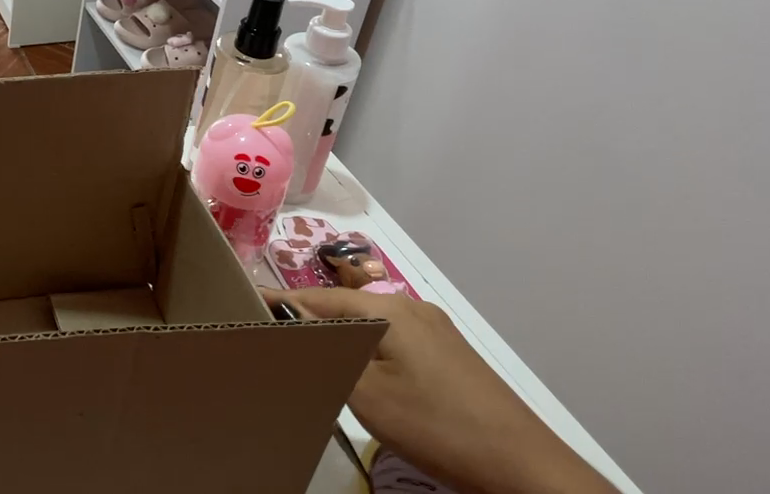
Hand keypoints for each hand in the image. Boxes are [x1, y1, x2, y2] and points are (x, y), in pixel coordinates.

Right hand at [261, 288, 615, 493]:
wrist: (528, 473)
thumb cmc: (437, 426)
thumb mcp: (364, 391)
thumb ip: (320, 347)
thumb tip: (283, 312)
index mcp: (387, 308)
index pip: (315, 297)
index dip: (277, 303)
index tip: (241, 306)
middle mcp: (410, 308)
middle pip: (341, 308)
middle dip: (305, 320)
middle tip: (268, 335)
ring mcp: (436, 332)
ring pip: (367, 326)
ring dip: (335, 338)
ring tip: (305, 355)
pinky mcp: (450, 357)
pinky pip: (390, 342)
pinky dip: (364, 351)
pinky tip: (356, 374)